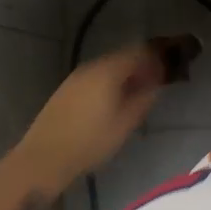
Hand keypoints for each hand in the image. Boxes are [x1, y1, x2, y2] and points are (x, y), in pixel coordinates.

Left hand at [12, 43, 167, 192]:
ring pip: (107, 67)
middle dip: (140, 66)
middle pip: (122, 57)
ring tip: (132, 95)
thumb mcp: (124, 125)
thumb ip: (143, 100)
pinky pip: (94, 77)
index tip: (167, 70)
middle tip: (152, 83)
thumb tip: (155, 85)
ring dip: (123, 75)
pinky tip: (108, 102)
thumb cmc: (89, 142)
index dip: (155, 58)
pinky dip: (107, 82)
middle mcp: (92, 66)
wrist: (43, 157)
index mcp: (109, 70)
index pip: (139, 52)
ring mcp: (76, 76)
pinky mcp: (66, 88)